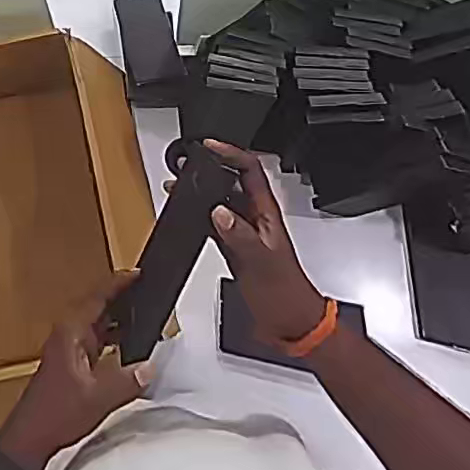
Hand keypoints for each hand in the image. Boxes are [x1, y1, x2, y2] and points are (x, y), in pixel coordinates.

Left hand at [0, 271, 151, 469]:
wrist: (31, 435)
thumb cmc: (54, 412)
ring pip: (97, 322)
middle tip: (144, 290)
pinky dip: (112, 336)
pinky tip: (127, 343)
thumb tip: (148, 367)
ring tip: (141, 313)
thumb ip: (126, 381)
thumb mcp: (97, 398)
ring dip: (117, 317)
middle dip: (120, 297)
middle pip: (96, 306)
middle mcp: (68, 333)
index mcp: (71, 332)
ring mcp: (69, 346)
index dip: (117, 284)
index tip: (135, 274)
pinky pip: (95, 339)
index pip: (96, 297)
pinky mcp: (72, 360)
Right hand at [193, 140, 327, 346]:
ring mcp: (243, 231)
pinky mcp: (233, 246)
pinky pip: (213, 221)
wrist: (291, 323)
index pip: (250, 170)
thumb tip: (219, 212)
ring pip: (220, 199)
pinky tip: (186, 213)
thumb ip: (240, 235)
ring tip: (179, 183)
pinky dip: (198, 214)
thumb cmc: (287, 294)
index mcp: (266, 214)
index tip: (209, 146)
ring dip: (201, 190)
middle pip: (231, 180)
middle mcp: (254, 218)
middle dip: (210, 167)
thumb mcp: (262, 263)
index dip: (230, 153)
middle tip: (188, 162)